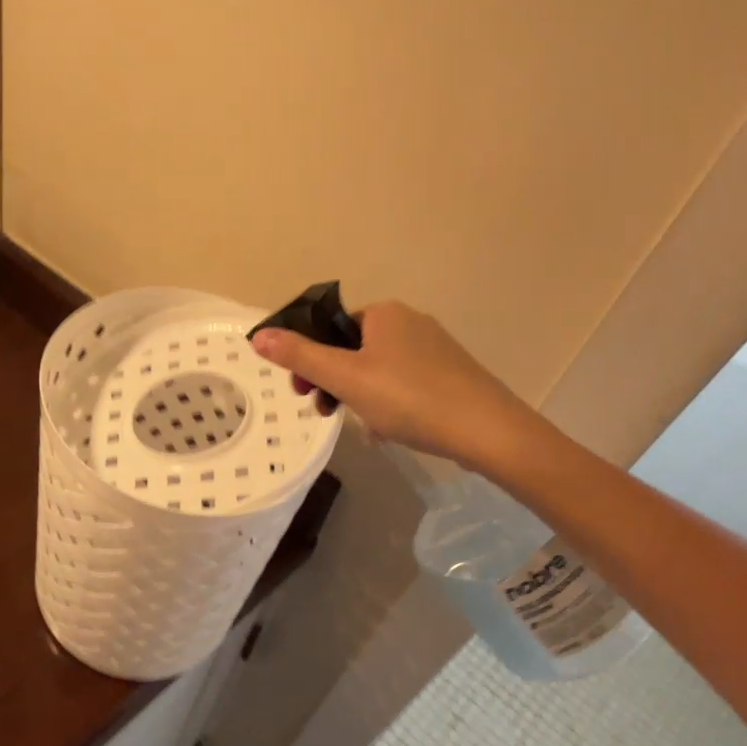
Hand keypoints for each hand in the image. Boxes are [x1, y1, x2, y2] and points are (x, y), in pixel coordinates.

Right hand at [251, 301, 545, 469]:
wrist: (487, 431)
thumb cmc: (409, 398)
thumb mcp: (345, 378)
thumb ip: (299, 357)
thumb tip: (258, 335)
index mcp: (383, 313)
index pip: (328, 326)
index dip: (308, 357)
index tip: (303, 391)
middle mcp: (408, 321)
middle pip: (350, 349)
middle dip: (331, 380)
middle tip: (326, 411)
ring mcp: (432, 348)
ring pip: (375, 370)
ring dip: (357, 396)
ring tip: (361, 427)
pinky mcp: (449, 374)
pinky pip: (401, 384)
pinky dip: (386, 404)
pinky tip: (387, 431)